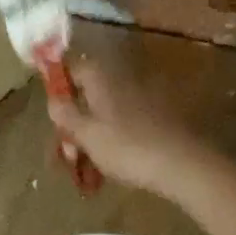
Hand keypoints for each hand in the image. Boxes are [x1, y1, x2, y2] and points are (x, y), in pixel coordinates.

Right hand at [46, 48, 203, 195]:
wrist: (183, 165)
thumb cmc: (126, 147)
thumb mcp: (85, 134)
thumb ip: (65, 115)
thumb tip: (52, 99)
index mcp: (103, 80)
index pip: (74, 68)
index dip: (59, 85)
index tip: (51, 110)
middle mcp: (124, 82)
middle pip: (90, 94)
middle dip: (75, 120)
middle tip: (67, 149)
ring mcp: (145, 100)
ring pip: (107, 113)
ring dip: (93, 135)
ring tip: (86, 166)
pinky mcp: (160, 119)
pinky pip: (126, 125)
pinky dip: (113, 140)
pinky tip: (111, 164)